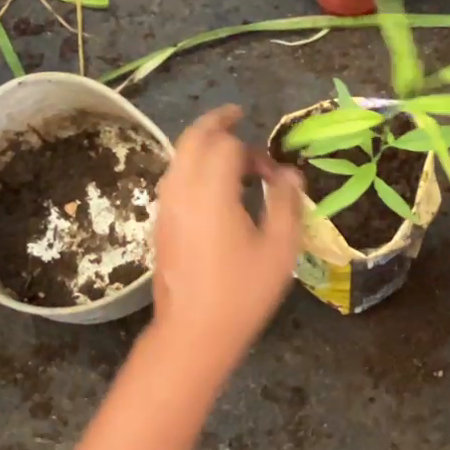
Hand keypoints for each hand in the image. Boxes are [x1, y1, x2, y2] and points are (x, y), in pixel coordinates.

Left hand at [150, 106, 303, 361]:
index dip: (253, 151)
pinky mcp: (161, 225)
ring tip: (228, 153)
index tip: (272, 174)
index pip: (226, 146)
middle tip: (237, 116)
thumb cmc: (241, 293)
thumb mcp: (279, 249)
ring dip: (202, 147)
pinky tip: (212, 188)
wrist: (193, 333)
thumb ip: (286, 203)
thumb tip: (288, 174)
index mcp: (211, 191)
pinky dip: (192, 168)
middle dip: (216, 124)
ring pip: (179, 158)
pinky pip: (174, 180)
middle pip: (193, 139)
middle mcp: (182, 191)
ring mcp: (166, 208)